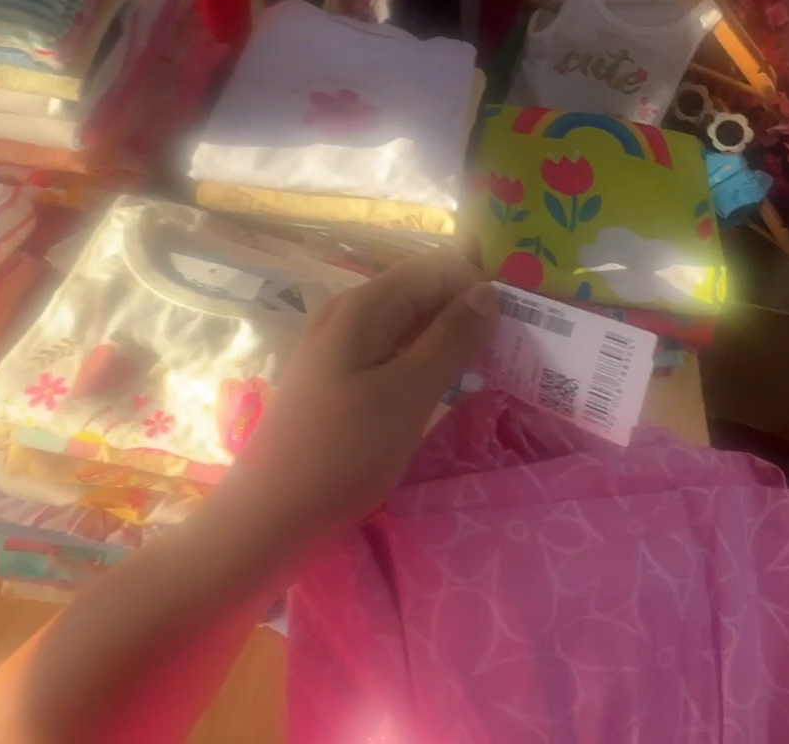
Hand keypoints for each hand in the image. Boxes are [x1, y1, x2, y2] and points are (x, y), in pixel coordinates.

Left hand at [223, 248, 498, 543]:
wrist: (268, 520)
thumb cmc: (342, 454)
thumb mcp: (407, 394)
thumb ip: (451, 337)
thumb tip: (488, 290)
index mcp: (363, 305)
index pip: (437, 269)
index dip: (480, 288)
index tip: (520, 323)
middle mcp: (348, 312)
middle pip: (422, 292)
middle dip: (468, 313)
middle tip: (513, 351)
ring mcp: (339, 344)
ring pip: (409, 323)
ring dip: (450, 339)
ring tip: (490, 368)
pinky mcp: (337, 375)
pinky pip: (392, 350)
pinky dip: (424, 360)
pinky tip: (448, 386)